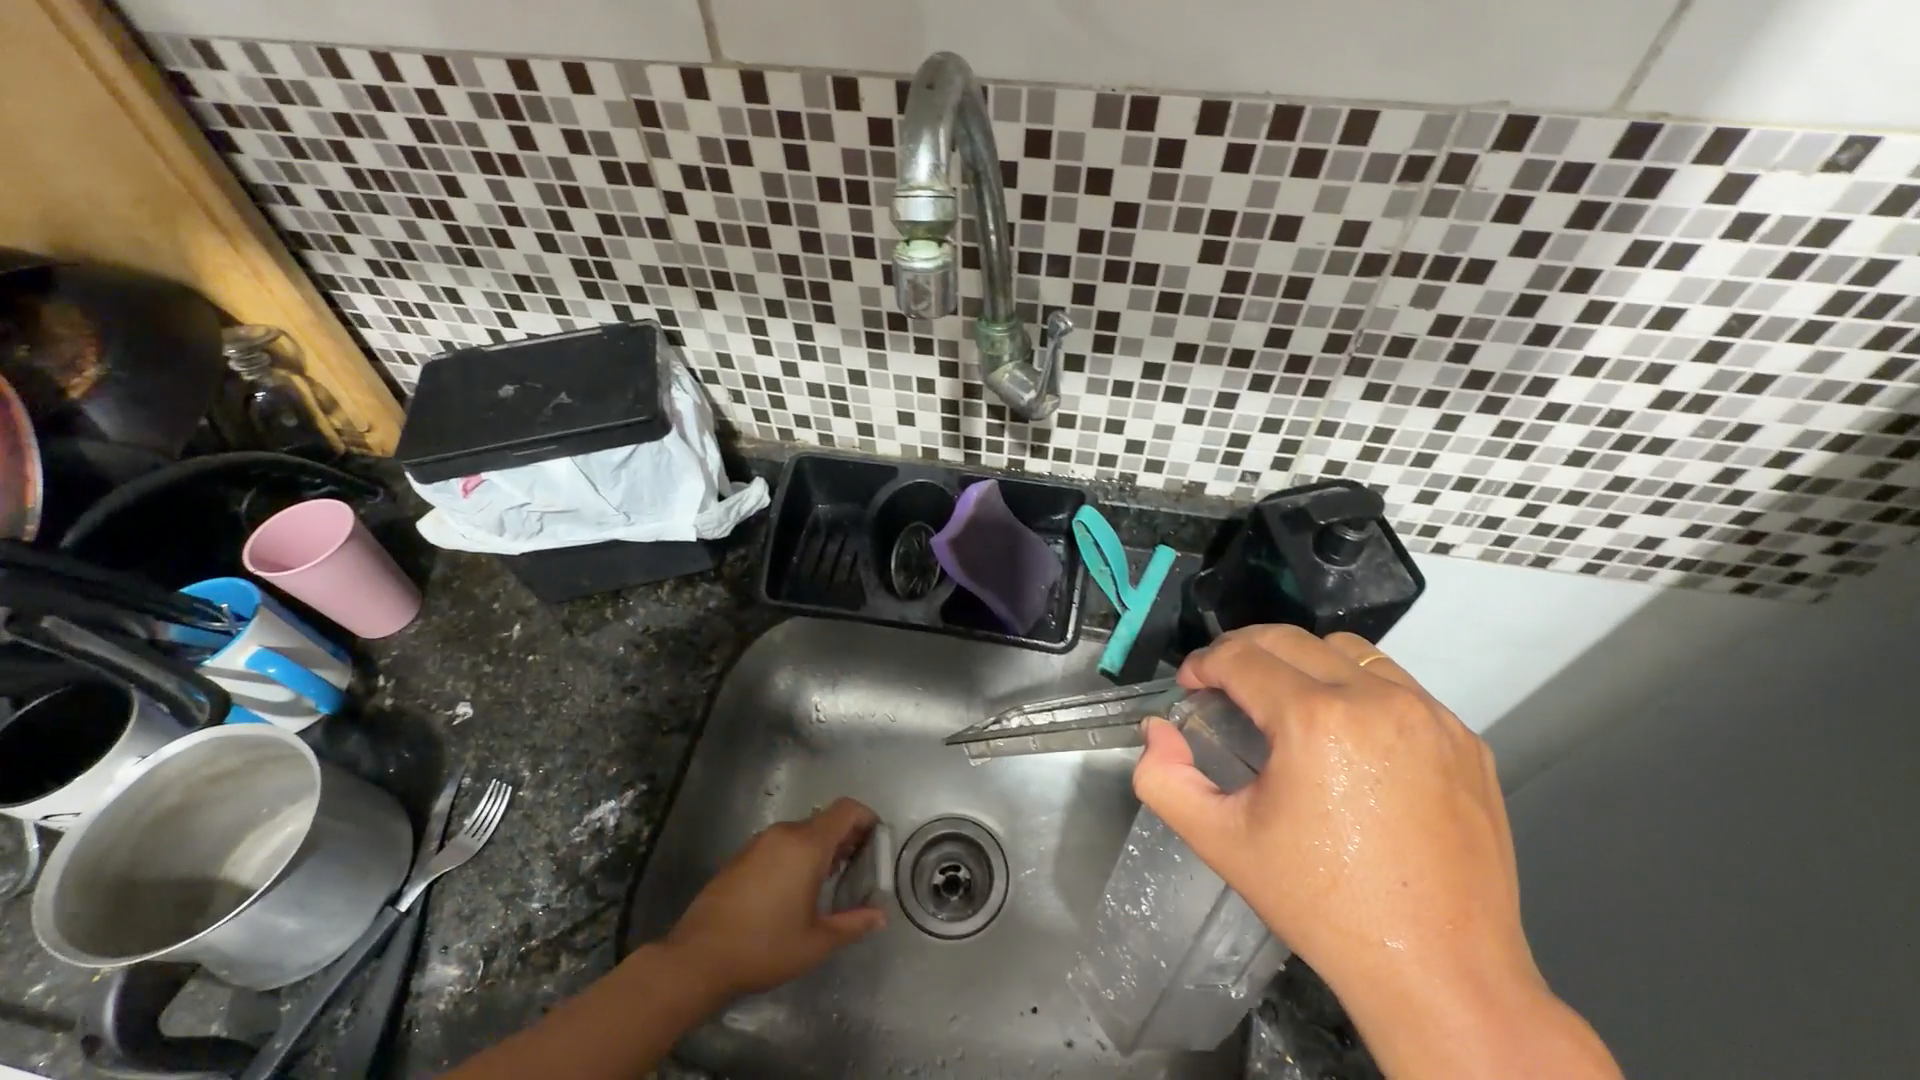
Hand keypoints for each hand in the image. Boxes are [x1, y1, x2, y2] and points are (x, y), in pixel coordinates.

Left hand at [664, 797, 886, 1001]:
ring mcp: (758, 844)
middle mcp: (783, 835)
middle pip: (825, 821)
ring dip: (821, 849)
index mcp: (806, 846)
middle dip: (847, 840)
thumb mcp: (817, 942)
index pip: (846, 810)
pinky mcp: (740, 858)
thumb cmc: (765, 947)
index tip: (876, 844)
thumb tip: (880, 916)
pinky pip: (779, 845)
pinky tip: (794, 891)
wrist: (697, 958)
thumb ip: (853, 923)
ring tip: (829, 883)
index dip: (867, 819)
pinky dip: (796, 857)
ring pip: (801, 834)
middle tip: (858, 870)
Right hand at [1133, 626, 1569, 1072]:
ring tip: (1287, 707)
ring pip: (1351, 652)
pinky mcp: (1465, 741)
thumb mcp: (1221, 843)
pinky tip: (1347, 743)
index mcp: (1315, 720)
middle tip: (1225, 687)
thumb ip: (1164, 779)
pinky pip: (1400, 689)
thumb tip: (1157, 731)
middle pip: (1293, 639)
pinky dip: (1359, 693)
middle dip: (1246, 651)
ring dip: (1305, 664)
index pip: (1243, 656)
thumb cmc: (1322, 905)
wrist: (1439, 968)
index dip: (1205, 663)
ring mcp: (1431, 716)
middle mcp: (1378, 699)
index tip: (1192, 687)